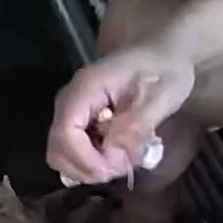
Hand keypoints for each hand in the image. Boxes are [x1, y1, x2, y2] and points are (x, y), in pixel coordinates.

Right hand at [47, 41, 194, 183]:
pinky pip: (71, 153)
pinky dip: (90, 163)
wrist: (163, 52)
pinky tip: (113, 157)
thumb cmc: (165, 68)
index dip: (84, 159)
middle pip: (57, 150)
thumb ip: (136, 126)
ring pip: (61, 156)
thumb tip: (112, 158)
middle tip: (120, 170)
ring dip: (88, 168)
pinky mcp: (76, 123)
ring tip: (119, 164)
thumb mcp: (163, 95)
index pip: (65, 134)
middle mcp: (68, 103)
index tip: (113, 170)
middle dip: (86, 168)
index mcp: (85, 89)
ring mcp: (69, 114)